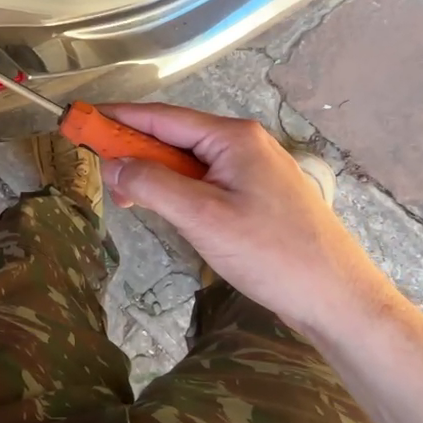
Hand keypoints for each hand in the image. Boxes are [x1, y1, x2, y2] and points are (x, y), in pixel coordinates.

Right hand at [96, 103, 400, 334]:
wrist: (343, 304)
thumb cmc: (273, 254)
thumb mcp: (202, 217)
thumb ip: (151, 183)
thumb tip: (111, 163)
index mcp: (232, 136)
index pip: (159, 117)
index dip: (115, 118)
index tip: (78, 119)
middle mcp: (244, 142)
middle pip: (172, 136)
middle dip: (133, 151)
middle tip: (100, 173)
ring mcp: (254, 168)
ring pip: (187, 160)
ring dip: (154, 175)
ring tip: (128, 199)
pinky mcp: (258, 194)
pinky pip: (204, 179)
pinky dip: (177, 189)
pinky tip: (166, 210)